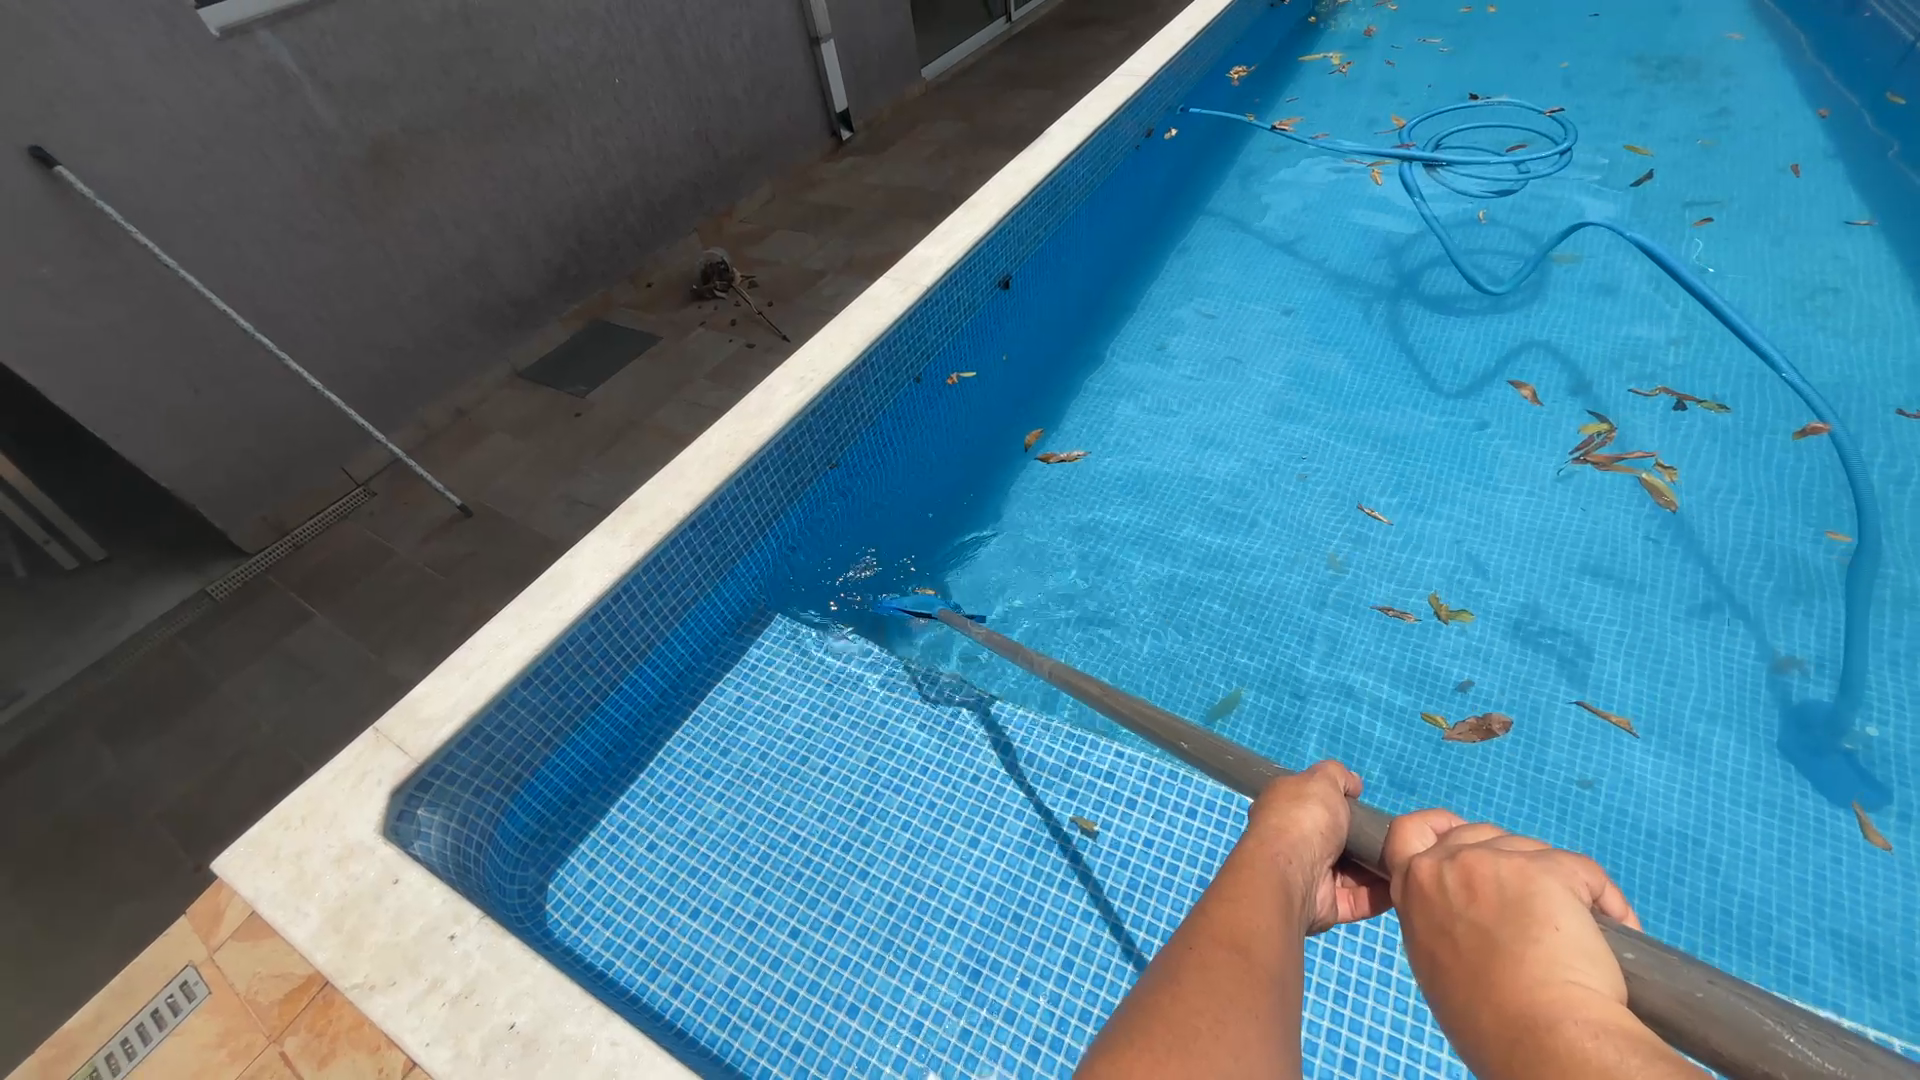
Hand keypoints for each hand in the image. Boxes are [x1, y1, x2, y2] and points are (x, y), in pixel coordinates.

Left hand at [1239, 761, 1390, 934]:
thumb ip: (1337, 775)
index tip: (1366, 807)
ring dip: (1377, 869)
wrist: (1293, 871)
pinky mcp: (1326, 904)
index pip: (1313, 805)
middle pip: (1337, 840)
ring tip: (1406, 862)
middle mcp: (1294, 841)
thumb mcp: (1320, 781)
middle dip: (1364, 840)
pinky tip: (1403, 886)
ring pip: (1351, 872)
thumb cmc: (1305, 817)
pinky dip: (1380, 895)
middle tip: (1395, 838)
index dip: (1338, 804)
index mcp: (1286, 810)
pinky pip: (1359, 899)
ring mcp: (1309, 874)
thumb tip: (1353, 783)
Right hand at [1382, 810, 1696, 1079]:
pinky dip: (1606, 899)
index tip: (1468, 848)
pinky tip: (1617, 927)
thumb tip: (1472, 919)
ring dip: (1558, 882)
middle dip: (1510, 860)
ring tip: (1582, 931)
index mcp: (1411, 889)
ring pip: (1531, 849)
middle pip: (1479, 834)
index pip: (1410, 829)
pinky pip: (1584, 870)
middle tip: (1537, 905)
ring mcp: (1493, 861)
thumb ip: (1439, 921)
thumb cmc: (1488, 1021)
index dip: (1439, 829)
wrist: (1541, 1036)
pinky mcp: (1545, 869)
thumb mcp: (1435, 962)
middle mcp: (1445, 864)